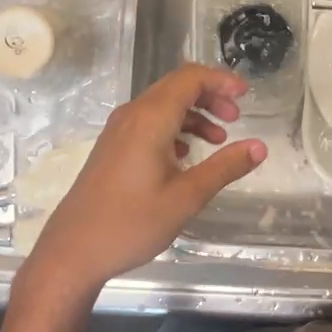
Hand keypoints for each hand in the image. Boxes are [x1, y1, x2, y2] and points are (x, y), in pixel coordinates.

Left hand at [22, 63, 266, 293]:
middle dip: (211, 96)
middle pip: (177, 87)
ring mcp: (119, 131)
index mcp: (150, 119)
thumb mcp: (187, 197)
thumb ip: (225, 167)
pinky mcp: (113, 148)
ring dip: (195, 114)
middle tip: (236, 118)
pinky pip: (150, 123)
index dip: (221, 80)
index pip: (190, 79)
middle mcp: (132, 115)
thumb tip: (260, 147)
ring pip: (163, 105)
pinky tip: (187, 156)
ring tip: (219, 140)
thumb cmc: (131, 223)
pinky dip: (175, 129)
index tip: (247, 95)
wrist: (72, 252)